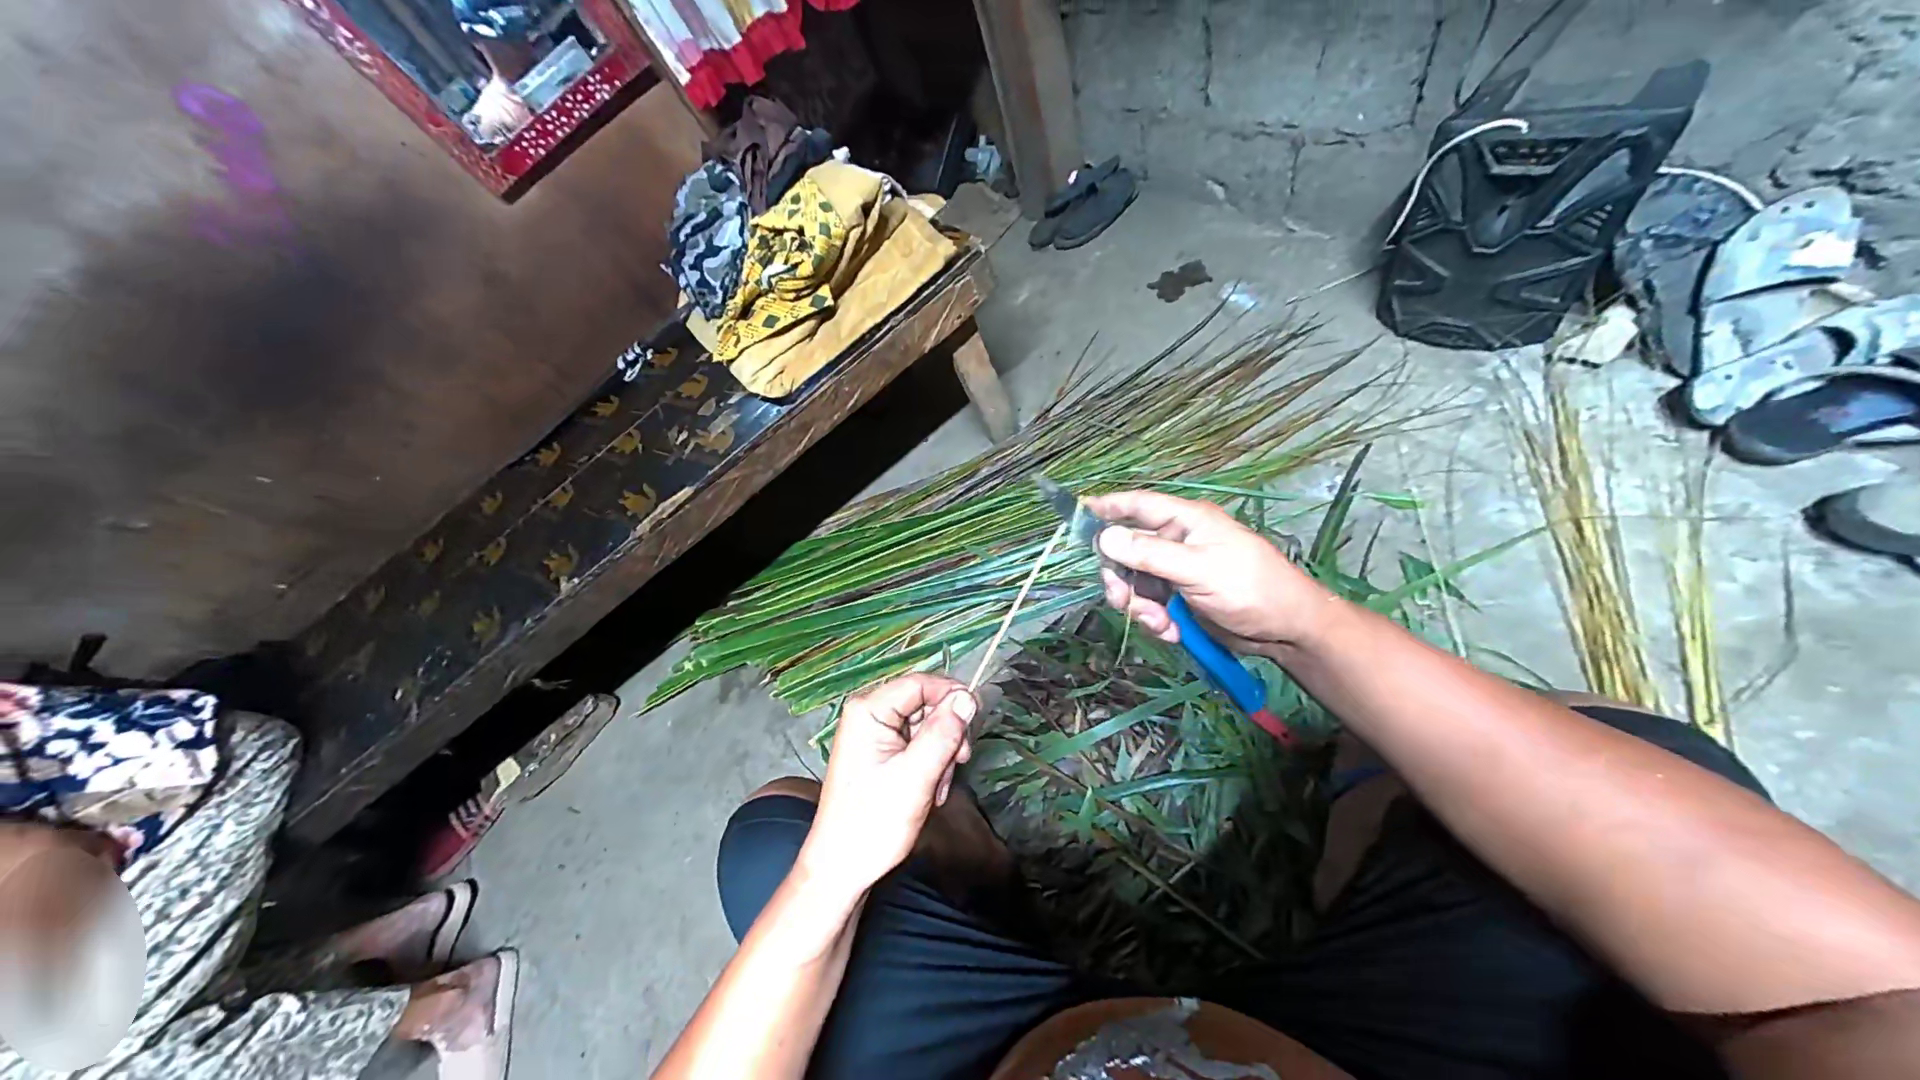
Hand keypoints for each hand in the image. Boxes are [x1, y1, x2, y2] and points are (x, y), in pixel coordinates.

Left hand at [797, 674, 977, 898]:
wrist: (843, 866)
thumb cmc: (873, 822)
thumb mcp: (915, 776)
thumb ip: (943, 733)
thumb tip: (968, 698)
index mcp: (868, 710)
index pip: (921, 683)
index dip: (952, 696)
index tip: (975, 721)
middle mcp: (869, 714)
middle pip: (925, 703)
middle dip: (947, 732)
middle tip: (957, 763)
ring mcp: (874, 733)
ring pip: (926, 724)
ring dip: (942, 752)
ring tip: (938, 786)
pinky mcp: (881, 751)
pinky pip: (917, 743)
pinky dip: (931, 762)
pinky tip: (931, 788)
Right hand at [1085, 490, 1334, 654]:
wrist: (1287, 630)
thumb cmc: (1250, 587)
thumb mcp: (1198, 569)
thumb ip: (1150, 554)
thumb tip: (1105, 537)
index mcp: (1186, 521)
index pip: (1138, 505)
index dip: (1107, 507)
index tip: (1078, 514)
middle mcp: (1178, 540)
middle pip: (1127, 551)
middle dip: (1122, 579)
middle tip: (1123, 602)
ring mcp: (1179, 569)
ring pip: (1136, 582)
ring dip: (1140, 606)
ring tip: (1159, 624)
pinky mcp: (1181, 596)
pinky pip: (1151, 603)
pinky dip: (1155, 619)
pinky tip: (1171, 631)